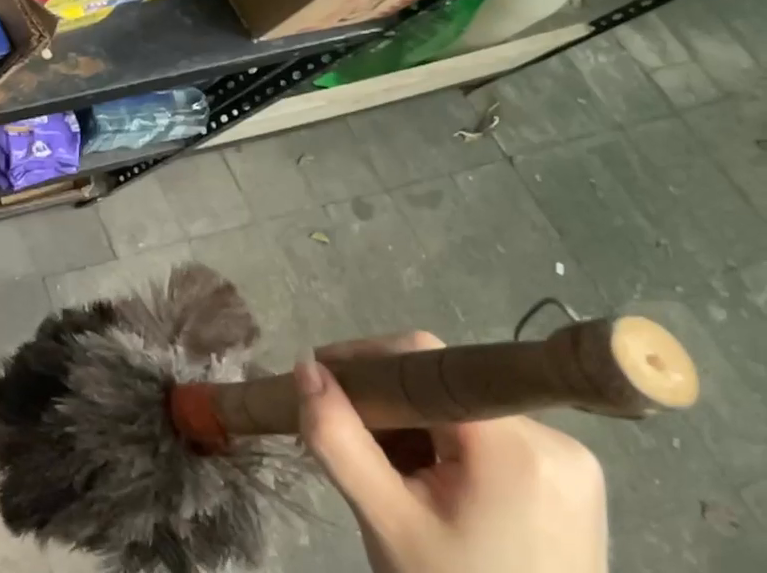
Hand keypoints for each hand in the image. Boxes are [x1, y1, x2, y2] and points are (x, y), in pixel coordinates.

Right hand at [297, 332, 608, 572]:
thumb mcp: (384, 518)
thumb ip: (338, 438)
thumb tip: (306, 369)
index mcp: (515, 446)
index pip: (423, 359)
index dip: (363, 360)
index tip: (319, 381)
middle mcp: (553, 440)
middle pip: (440, 386)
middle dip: (383, 406)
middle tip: (347, 443)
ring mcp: (570, 463)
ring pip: (459, 410)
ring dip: (410, 427)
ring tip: (385, 473)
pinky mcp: (571, 482)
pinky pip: (487, 436)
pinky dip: (443, 448)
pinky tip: (425, 485)